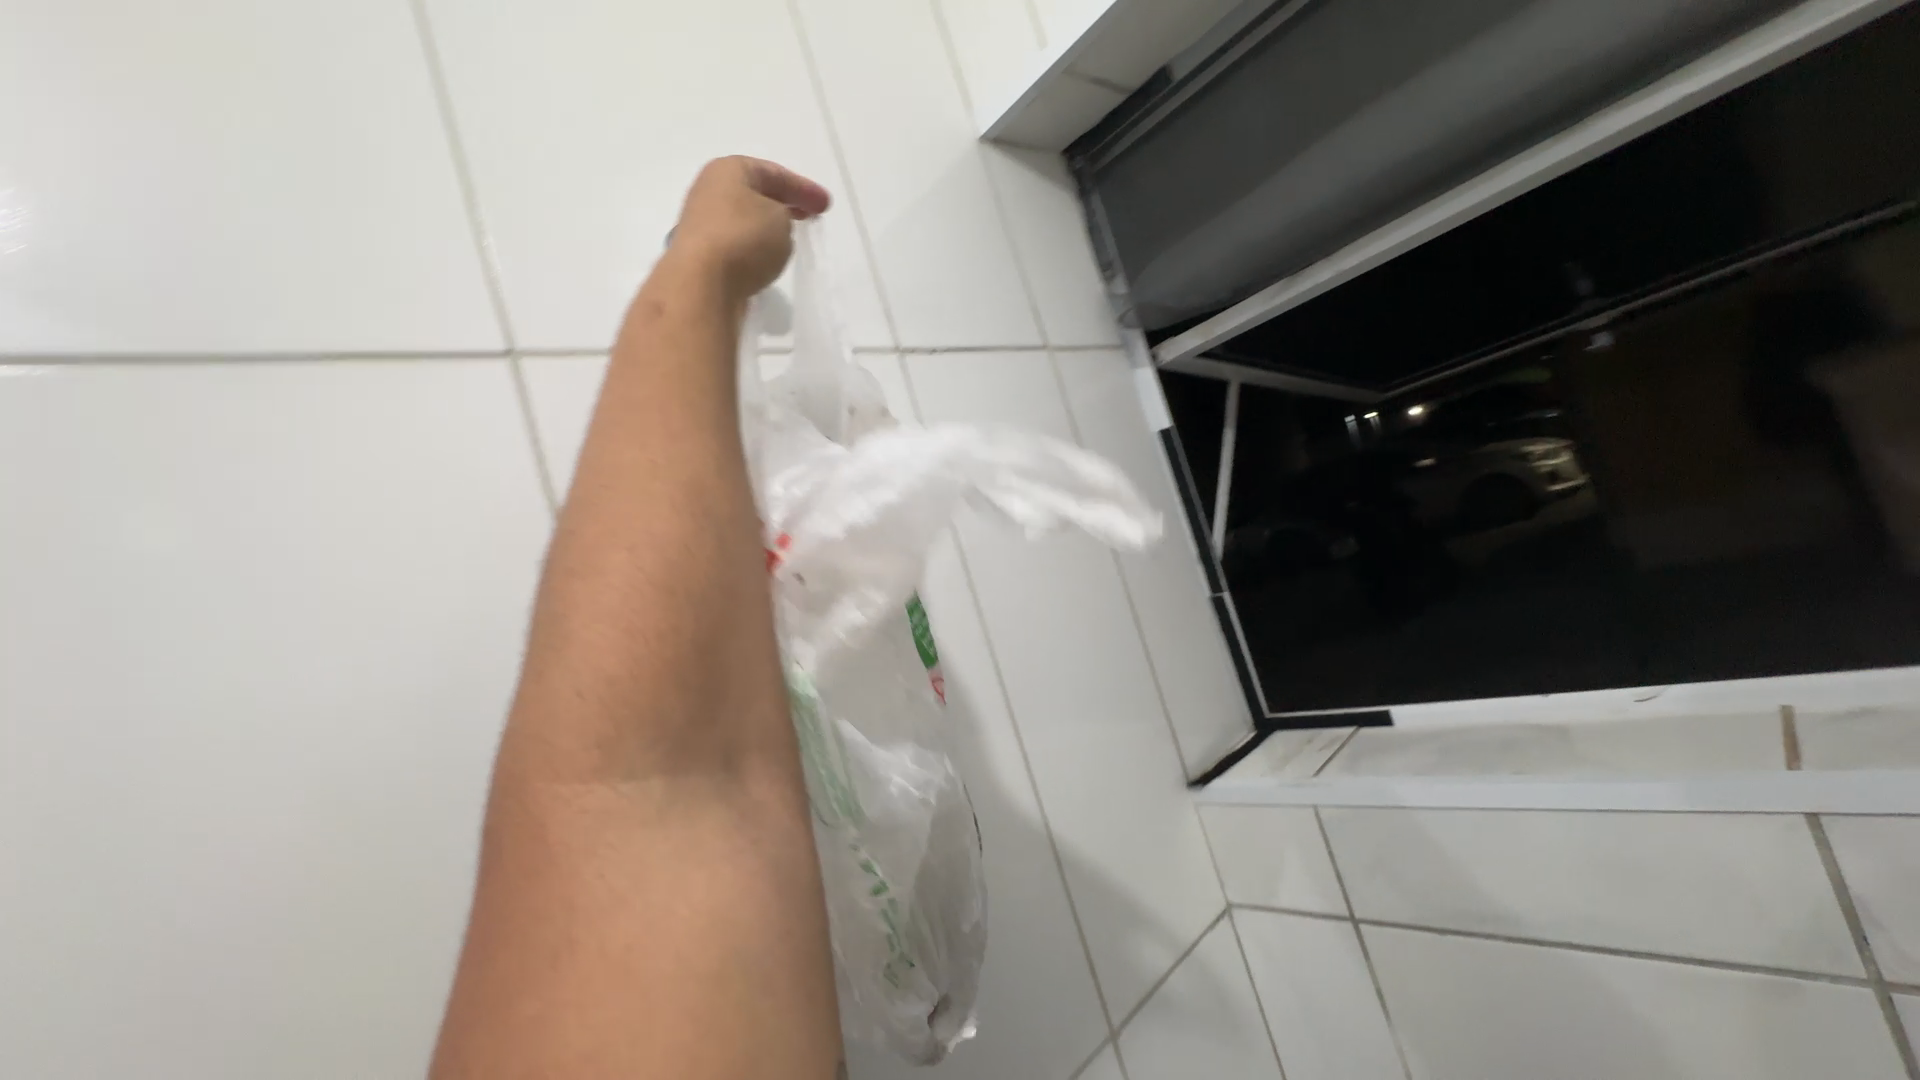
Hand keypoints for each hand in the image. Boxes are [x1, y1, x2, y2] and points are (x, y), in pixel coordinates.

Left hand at [670, 156, 831, 302]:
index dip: (803, 188)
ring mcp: (703, 223)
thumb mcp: (781, 219)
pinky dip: (754, 247)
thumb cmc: (744, 239)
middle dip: (785, 204)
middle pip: (756, 193)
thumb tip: (773, 224)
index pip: (774, 172)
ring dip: (768, 227)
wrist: (702, 283)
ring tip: (790, 239)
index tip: (826, 204)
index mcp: (728, 170)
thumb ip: (784, 216)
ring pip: (745, 219)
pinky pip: (737, 244)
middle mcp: (710, 190)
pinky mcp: (702, 254)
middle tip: (810, 216)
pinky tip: (767, 259)